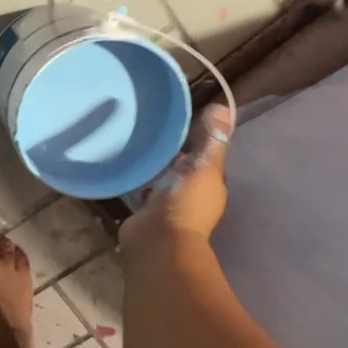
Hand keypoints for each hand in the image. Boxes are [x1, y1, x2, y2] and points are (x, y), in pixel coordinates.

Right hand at [120, 105, 232, 248]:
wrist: (157, 241)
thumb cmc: (184, 202)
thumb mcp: (203, 167)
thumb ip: (211, 140)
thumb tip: (223, 107)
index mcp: (210, 183)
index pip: (205, 154)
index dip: (196, 137)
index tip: (179, 116)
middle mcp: (191, 192)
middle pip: (182, 165)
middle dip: (171, 150)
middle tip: (151, 124)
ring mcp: (167, 203)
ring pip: (161, 176)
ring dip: (152, 163)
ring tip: (135, 138)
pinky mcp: (144, 210)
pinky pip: (141, 187)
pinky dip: (136, 177)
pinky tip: (124, 162)